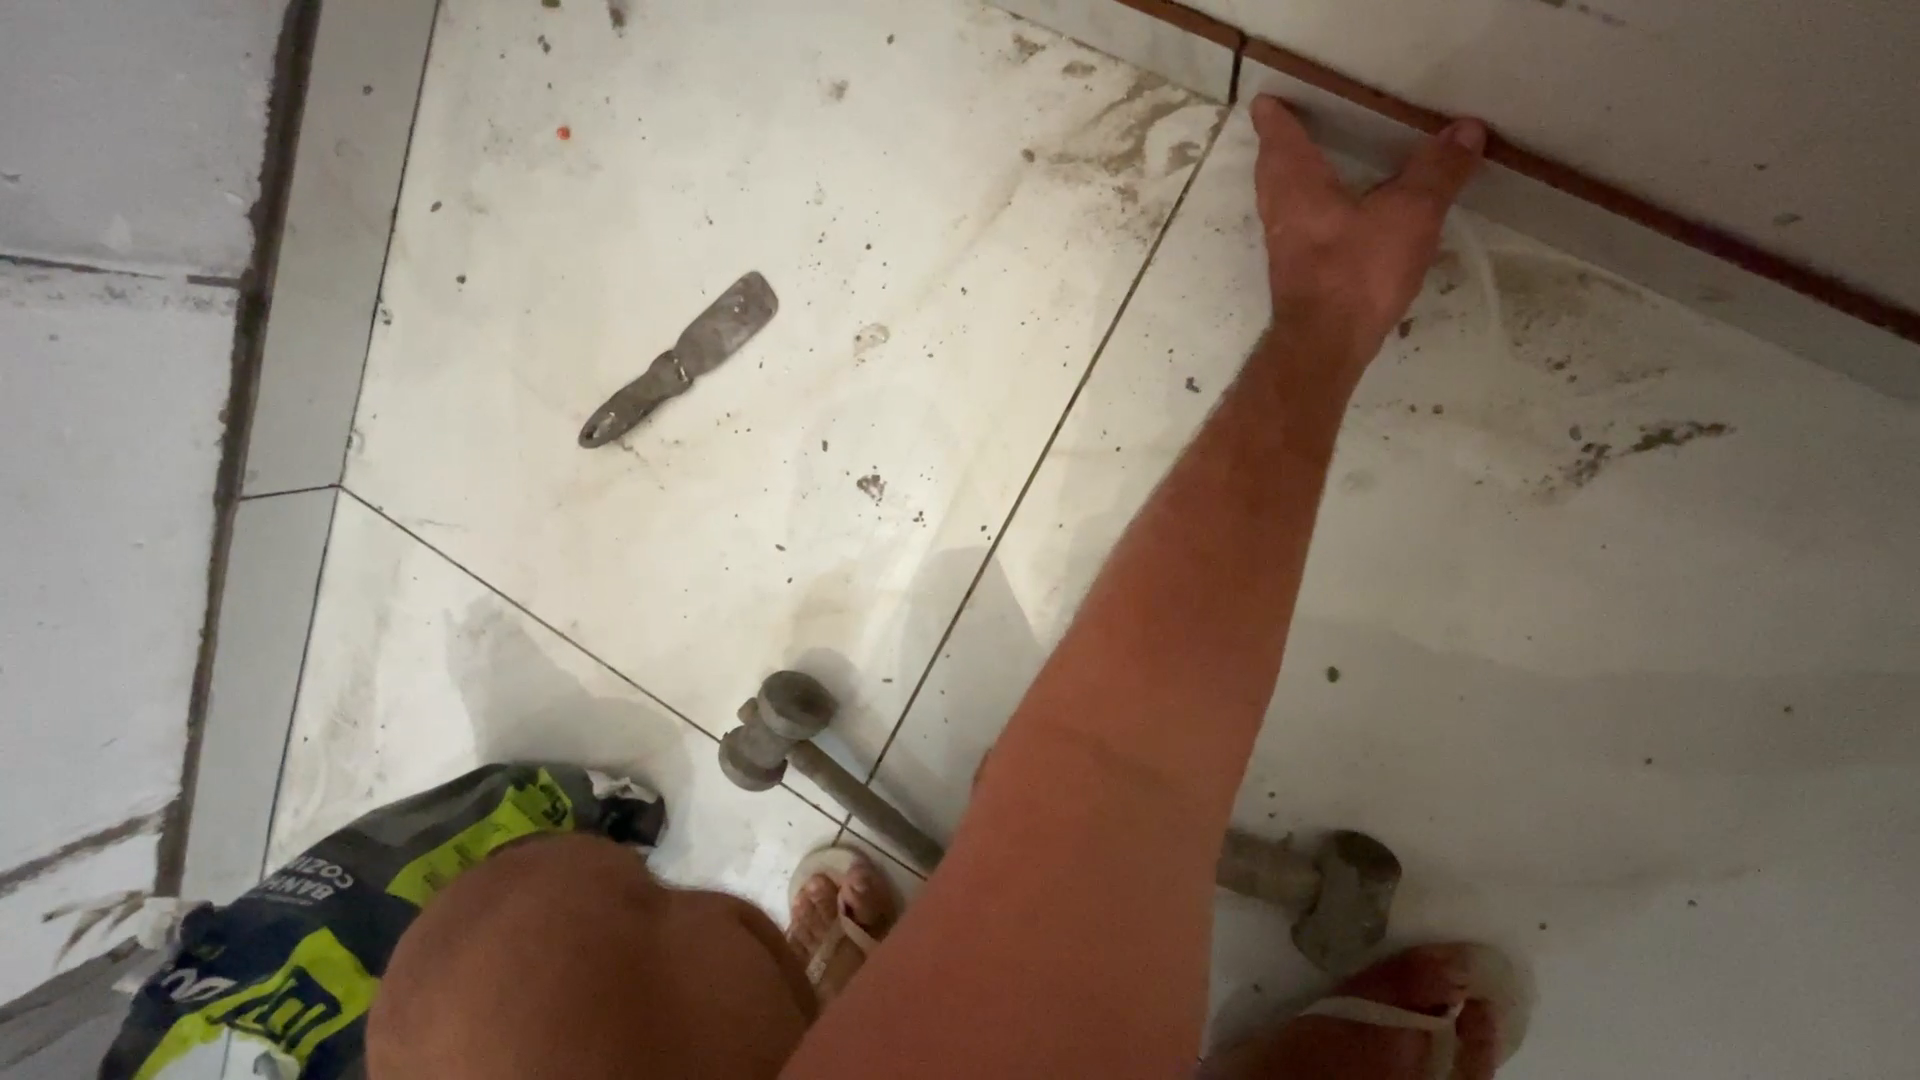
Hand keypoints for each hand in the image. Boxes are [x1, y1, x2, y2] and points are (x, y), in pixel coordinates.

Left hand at [1251, 94, 1485, 378]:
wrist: (1324, 345)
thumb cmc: (1357, 273)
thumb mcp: (1409, 214)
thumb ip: (1436, 172)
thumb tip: (1465, 131)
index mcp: (1298, 188)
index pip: (1281, 143)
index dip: (1276, 122)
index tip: (1266, 104)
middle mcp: (1281, 216)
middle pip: (1273, 174)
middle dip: (1278, 151)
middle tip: (1283, 131)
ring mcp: (1285, 251)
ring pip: (1282, 205)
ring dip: (1291, 184)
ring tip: (1310, 169)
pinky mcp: (1298, 278)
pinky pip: (1300, 232)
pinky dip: (1310, 214)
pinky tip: (1333, 223)